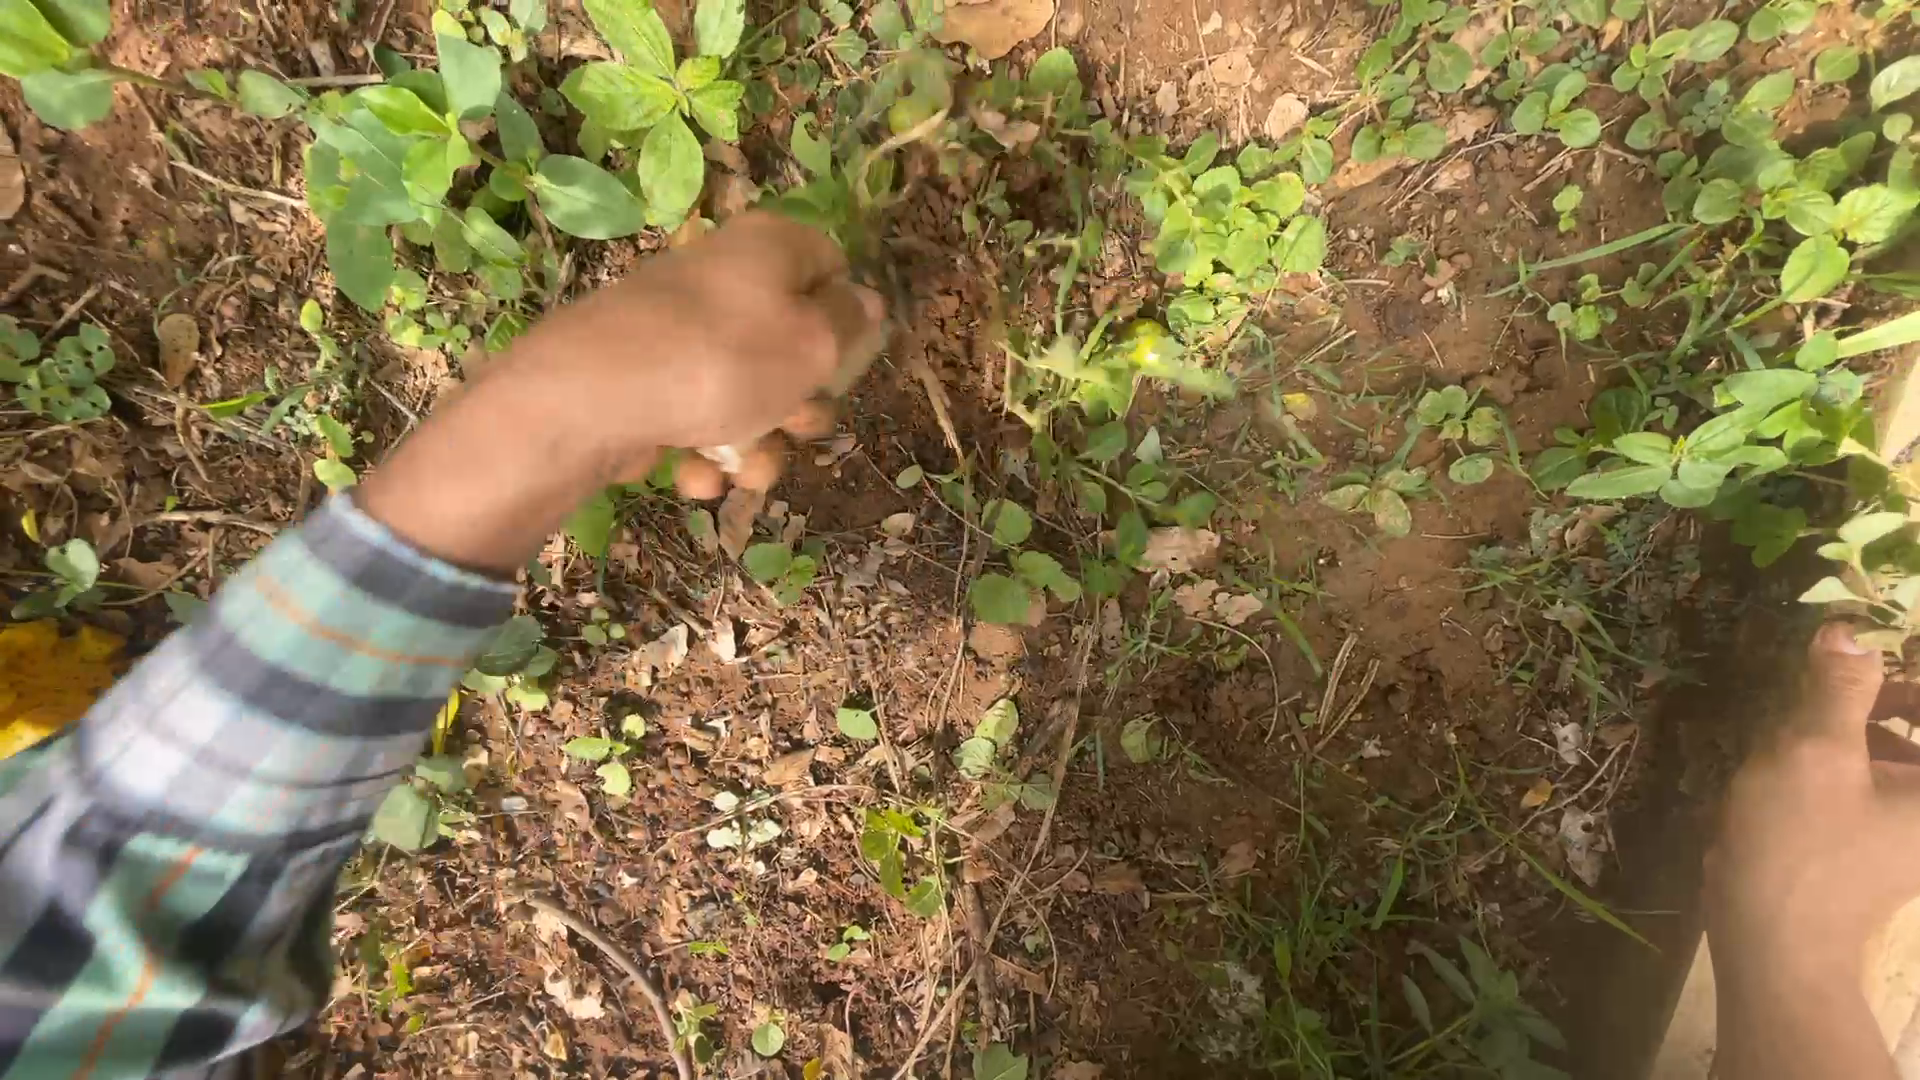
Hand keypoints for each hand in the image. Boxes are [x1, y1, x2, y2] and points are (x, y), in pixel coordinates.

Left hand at [502, 210, 886, 492]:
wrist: (592, 401)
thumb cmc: (725, 362)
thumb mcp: (814, 343)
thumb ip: (851, 320)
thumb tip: (867, 298)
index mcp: (770, 251)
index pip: (832, 266)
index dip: (847, 316)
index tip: (846, 360)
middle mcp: (726, 282)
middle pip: (794, 343)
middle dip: (803, 400)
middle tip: (795, 422)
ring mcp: (685, 333)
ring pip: (753, 393)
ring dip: (761, 443)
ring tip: (744, 468)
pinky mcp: (653, 379)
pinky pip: (703, 413)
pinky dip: (707, 449)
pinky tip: (694, 473)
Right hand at [1706, 621, 1919, 1079]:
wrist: (1776, 920)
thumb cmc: (1800, 837)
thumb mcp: (1811, 752)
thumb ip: (1835, 687)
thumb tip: (1846, 628)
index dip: (1902, 664)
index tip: (1865, 636)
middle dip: (1892, 687)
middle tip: (1840, 659)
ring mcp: (1919, 814)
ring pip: (1908, 739)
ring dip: (1871, 711)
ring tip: (1813, 705)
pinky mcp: (1898, 822)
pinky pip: (1894, 763)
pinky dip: (1860, 740)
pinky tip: (1809, 743)